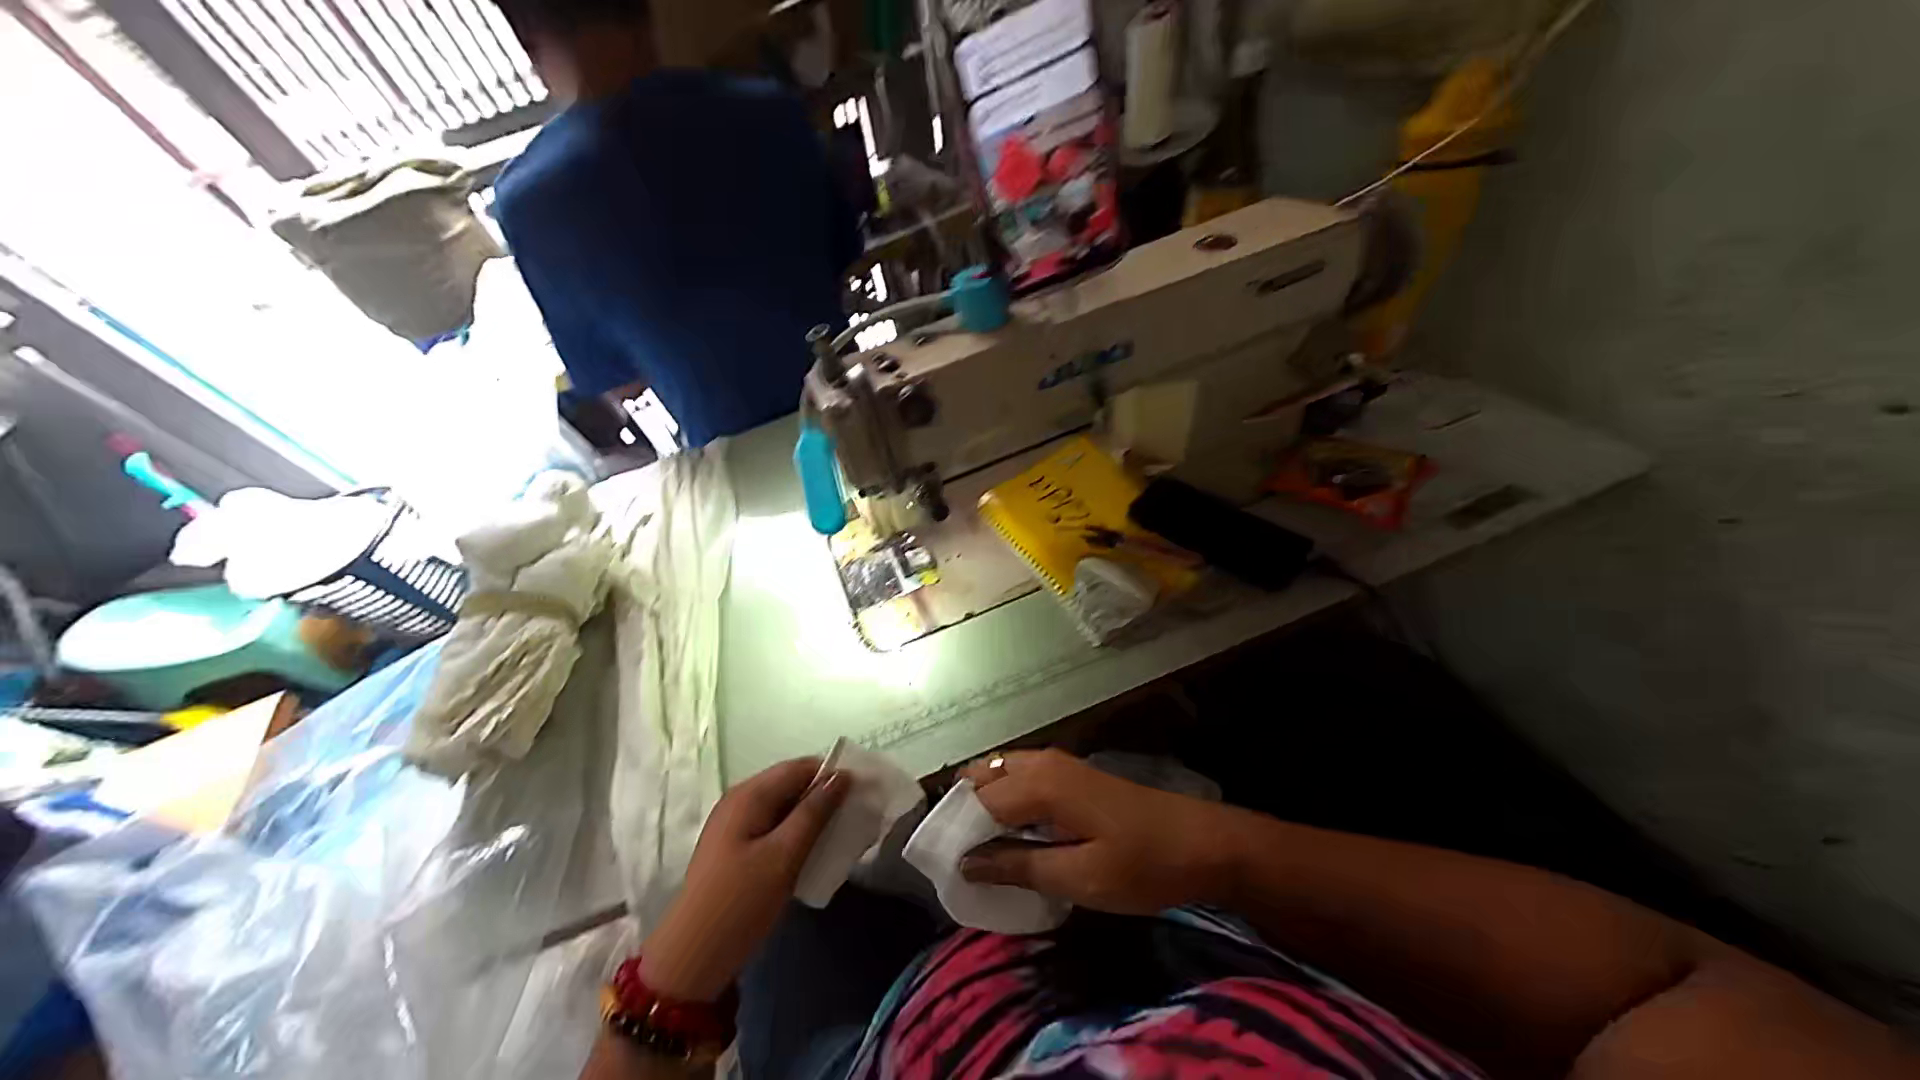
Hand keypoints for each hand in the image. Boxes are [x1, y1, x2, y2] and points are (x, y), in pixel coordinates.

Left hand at [640, 758, 847, 1000]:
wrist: (691, 961)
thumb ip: (814, 812)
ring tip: (842, 836)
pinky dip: (797, 834)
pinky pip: (774, 828)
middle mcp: (740, 801)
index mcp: (749, 795)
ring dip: (813, 817)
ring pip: (785, 808)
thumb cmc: (741, 903)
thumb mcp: (784, 856)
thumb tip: (841, 775)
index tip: (864, 793)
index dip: (833, 774)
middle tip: (858, 817)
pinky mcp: (736, 849)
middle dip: (825, 796)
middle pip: (792, 784)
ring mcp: (735, 826)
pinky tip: (814, 854)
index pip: (800, 767)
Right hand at [958, 749, 1240, 914]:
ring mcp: (1058, 764)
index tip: (939, 869)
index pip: (974, 803)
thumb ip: (1018, 865)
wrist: (1204, 844)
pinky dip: (1006, 803)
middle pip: (981, 779)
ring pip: (1000, 776)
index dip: (953, 835)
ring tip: (980, 852)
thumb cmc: (1142, 865)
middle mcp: (1041, 763)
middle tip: (957, 859)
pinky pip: (1021, 780)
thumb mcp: (1078, 878)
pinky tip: (1012, 837)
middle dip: (962, 815)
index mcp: (1039, 784)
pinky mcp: (1072, 775)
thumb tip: (965, 864)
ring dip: (984, 808)